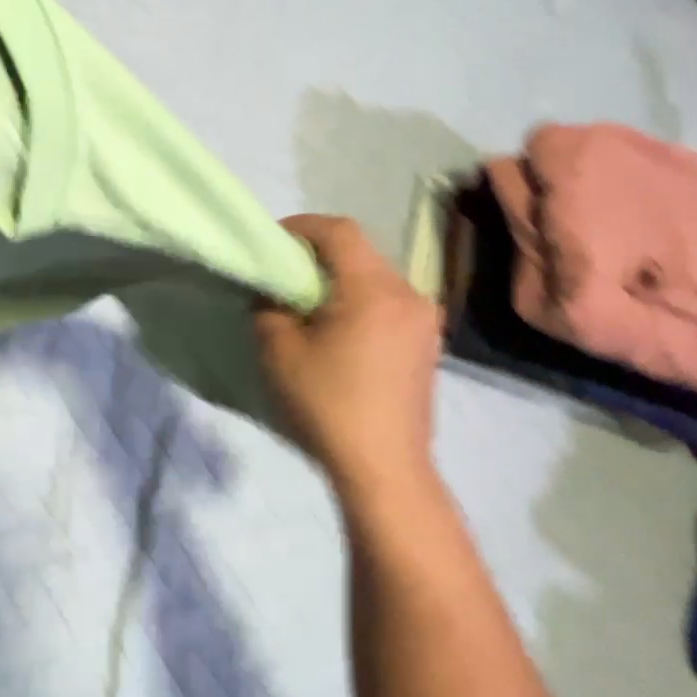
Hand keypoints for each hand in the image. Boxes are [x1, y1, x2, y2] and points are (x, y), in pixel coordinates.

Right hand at [253, 215, 444, 495]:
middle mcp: (409, 295)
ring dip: (340, 280)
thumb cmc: (326, 403)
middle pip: (360, 251)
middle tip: (282, 275)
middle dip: (318, 254)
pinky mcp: (427, 344)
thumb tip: (276, 292)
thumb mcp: (277, 349)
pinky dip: (358, 301)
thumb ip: (270, 306)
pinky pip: (388, 303)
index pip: (338, 231)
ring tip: (306, 305)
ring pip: (375, 277)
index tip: (271, 245)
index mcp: (374, 290)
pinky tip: (336, 331)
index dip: (300, 227)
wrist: (384, 468)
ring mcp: (425, 321)